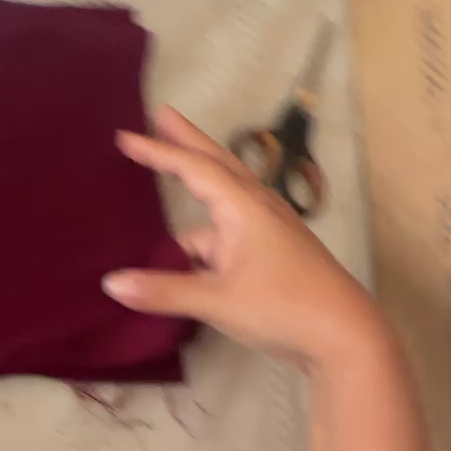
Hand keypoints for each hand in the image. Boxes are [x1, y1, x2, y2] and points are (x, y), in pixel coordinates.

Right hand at [102, 107, 388, 369]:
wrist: (340, 334)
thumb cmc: (281, 306)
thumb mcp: (216, 300)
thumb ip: (162, 291)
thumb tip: (110, 283)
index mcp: (243, 209)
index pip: (195, 169)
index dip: (159, 153)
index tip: (126, 137)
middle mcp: (255, 210)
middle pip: (216, 165)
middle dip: (187, 142)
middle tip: (161, 115)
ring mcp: (264, 232)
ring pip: (221, 201)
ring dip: (195, 187)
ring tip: (167, 177)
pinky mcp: (268, 255)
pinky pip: (225, 233)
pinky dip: (200, 233)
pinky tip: (184, 251)